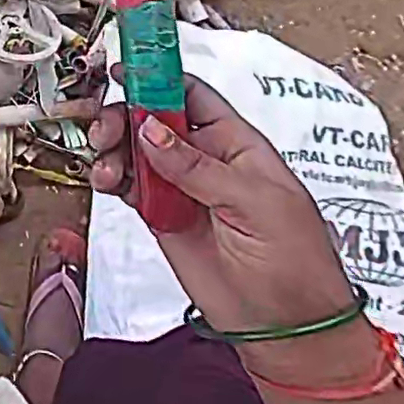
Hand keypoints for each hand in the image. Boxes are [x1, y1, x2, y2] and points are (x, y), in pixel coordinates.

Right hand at [91, 75, 355, 336]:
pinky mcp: (158, 212)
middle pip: (150, 117)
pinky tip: (106, 181)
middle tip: (108, 131)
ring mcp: (178, 185)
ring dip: (111, 148)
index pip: (191, 94)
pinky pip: (125, 182)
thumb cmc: (296, 265)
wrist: (286, 333)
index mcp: (235, 144)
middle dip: (123, 116)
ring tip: (106, 166)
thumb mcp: (257, 205)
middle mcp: (202, 158)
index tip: (125, 70)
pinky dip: (108, 176)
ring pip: (131, 148)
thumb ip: (199, 166)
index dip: (157, 77)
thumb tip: (151, 129)